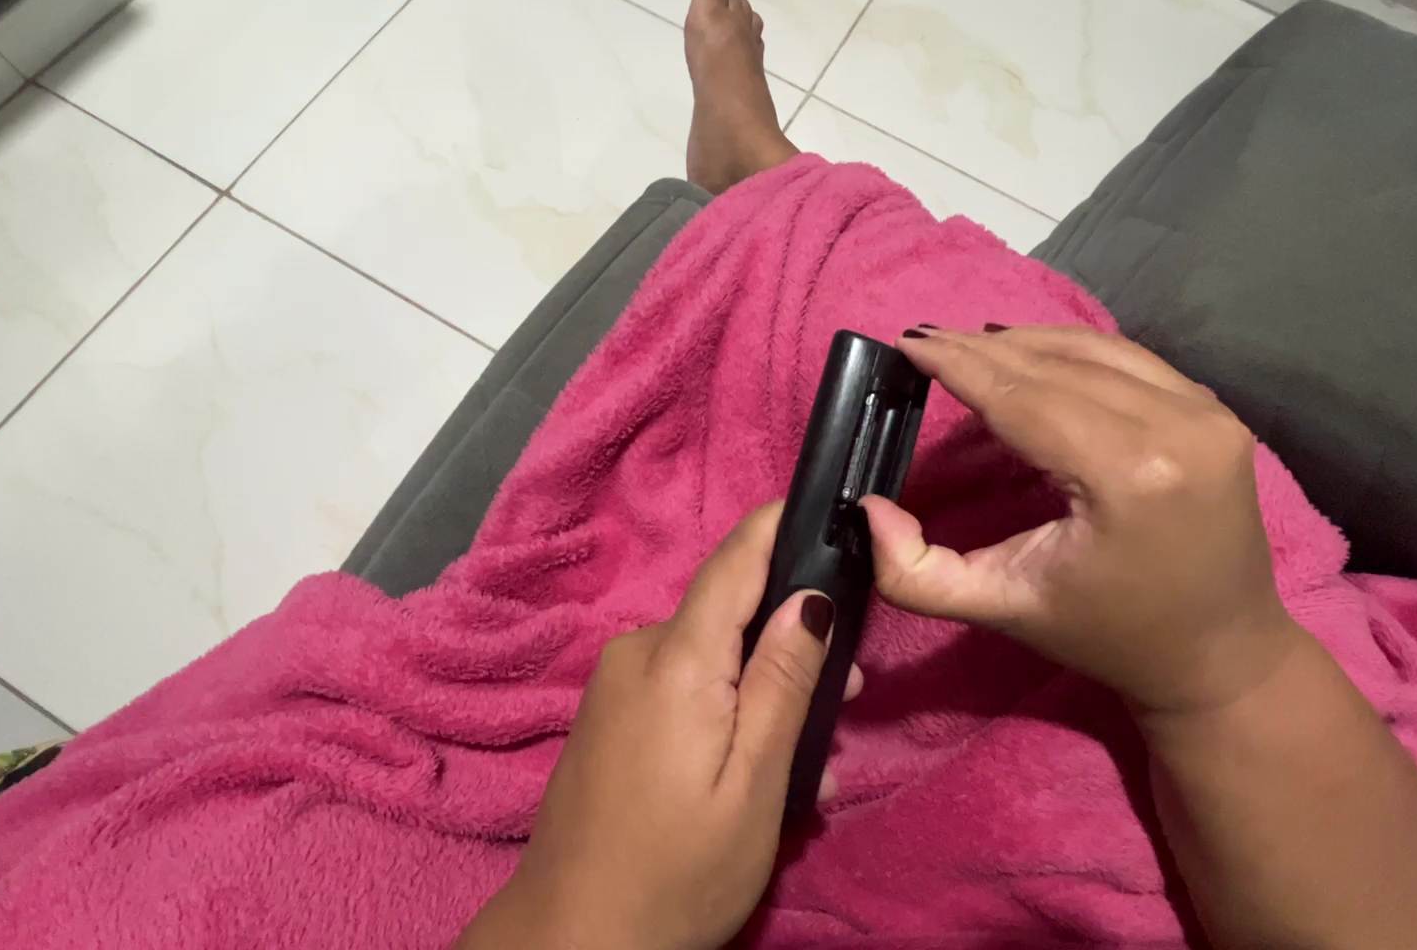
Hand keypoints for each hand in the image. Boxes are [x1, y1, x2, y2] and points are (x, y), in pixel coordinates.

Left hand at [458, 503, 859, 949]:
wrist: (571, 940)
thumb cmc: (679, 870)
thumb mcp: (755, 782)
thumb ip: (783, 680)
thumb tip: (811, 596)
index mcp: (676, 658)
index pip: (733, 560)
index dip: (777, 525)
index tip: (825, 509)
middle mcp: (638, 649)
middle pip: (727, 611)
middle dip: (787, 636)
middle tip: (845, 698)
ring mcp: (616, 678)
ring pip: (708, 652)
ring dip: (759, 683)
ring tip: (805, 758)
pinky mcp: (609, 707)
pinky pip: (679, 680)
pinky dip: (723, 702)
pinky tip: (749, 761)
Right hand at [862, 326, 1304, 716]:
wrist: (1222, 654)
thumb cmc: (1106, 634)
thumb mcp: (999, 608)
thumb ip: (914, 573)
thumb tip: (869, 507)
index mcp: (1127, 477)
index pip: (1023, 396)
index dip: (958, 364)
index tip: (907, 340)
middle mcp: (1178, 429)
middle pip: (1053, 365)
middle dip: (977, 348)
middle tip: (922, 340)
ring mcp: (1206, 414)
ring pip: (1090, 349)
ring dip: (1019, 340)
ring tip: (963, 343)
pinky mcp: (1216, 411)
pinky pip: (1126, 357)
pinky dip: (1066, 346)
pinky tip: (1026, 348)